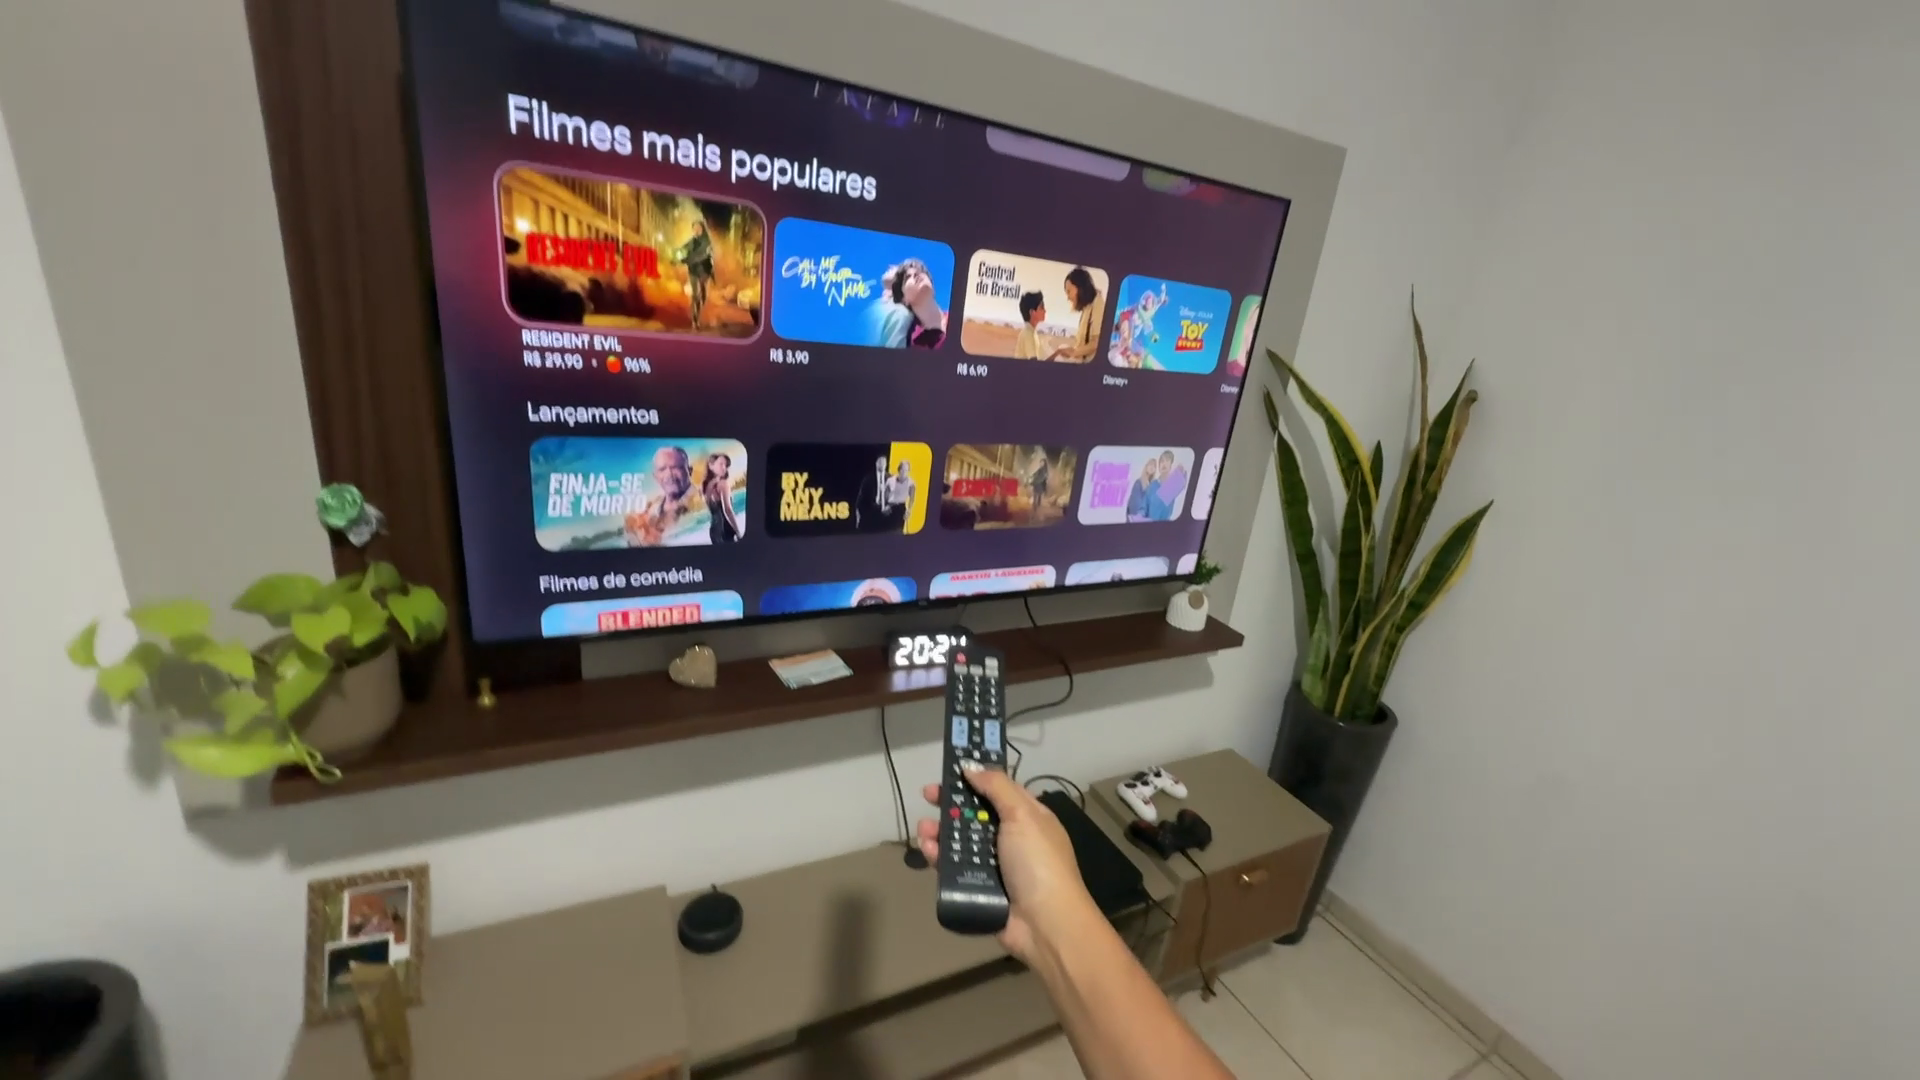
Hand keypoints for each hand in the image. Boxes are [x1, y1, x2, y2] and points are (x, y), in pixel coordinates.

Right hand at [916, 763, 1097, 961]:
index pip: (998, 789)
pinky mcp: (980, 889)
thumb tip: (972, 766)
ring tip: (924, 829)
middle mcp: (1011, 838)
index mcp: (1028, 817)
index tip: (951, 770)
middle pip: (976, 814)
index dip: (975, 778)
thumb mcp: (1023, 815)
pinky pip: (956, 868)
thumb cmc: (1038, 862)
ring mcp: (995, 865)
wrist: (1046, 925)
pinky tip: (927, 850)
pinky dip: (940, 858)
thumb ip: (997, 787)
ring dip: (941, 831)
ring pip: (962, 841)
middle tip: (928, 796)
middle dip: (952, 804)